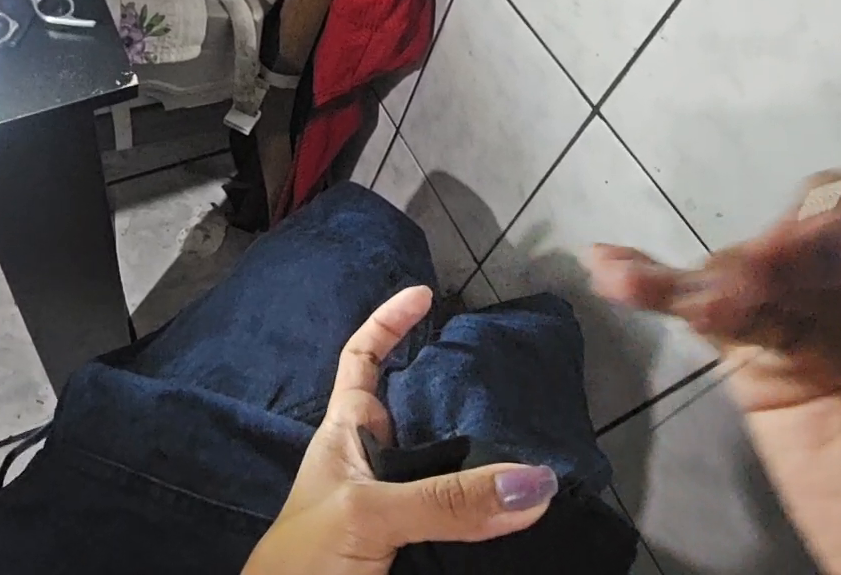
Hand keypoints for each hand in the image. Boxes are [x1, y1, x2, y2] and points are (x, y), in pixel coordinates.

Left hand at [242, 285, 559, 573]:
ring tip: (535, 433)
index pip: (363, 356)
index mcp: (345, 430)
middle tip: (511, 375)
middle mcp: (372, 459)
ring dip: (481, 452)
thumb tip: (533, 481)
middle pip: (417, 408)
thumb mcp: (368, 513)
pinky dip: (487, 508)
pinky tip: (524, 504)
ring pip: (444, 463)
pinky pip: (458, 516)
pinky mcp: (413, 549)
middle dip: (457, 389)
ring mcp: (394, 504)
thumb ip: (444, 500)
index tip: (424, 293)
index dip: (388, 321)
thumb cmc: (305, 559)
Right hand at [586, 174, 840, 574]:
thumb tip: (812, 243)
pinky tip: (614, 272)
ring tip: (626, 280)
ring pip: (732, 279)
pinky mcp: (758, 367)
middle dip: (743, 271)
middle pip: (779, 247)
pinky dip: (659, 293)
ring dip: (680, 278)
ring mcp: (805, 336)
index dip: (810, 230)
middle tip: (721, 311)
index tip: (775, 269)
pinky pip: (706, 318)